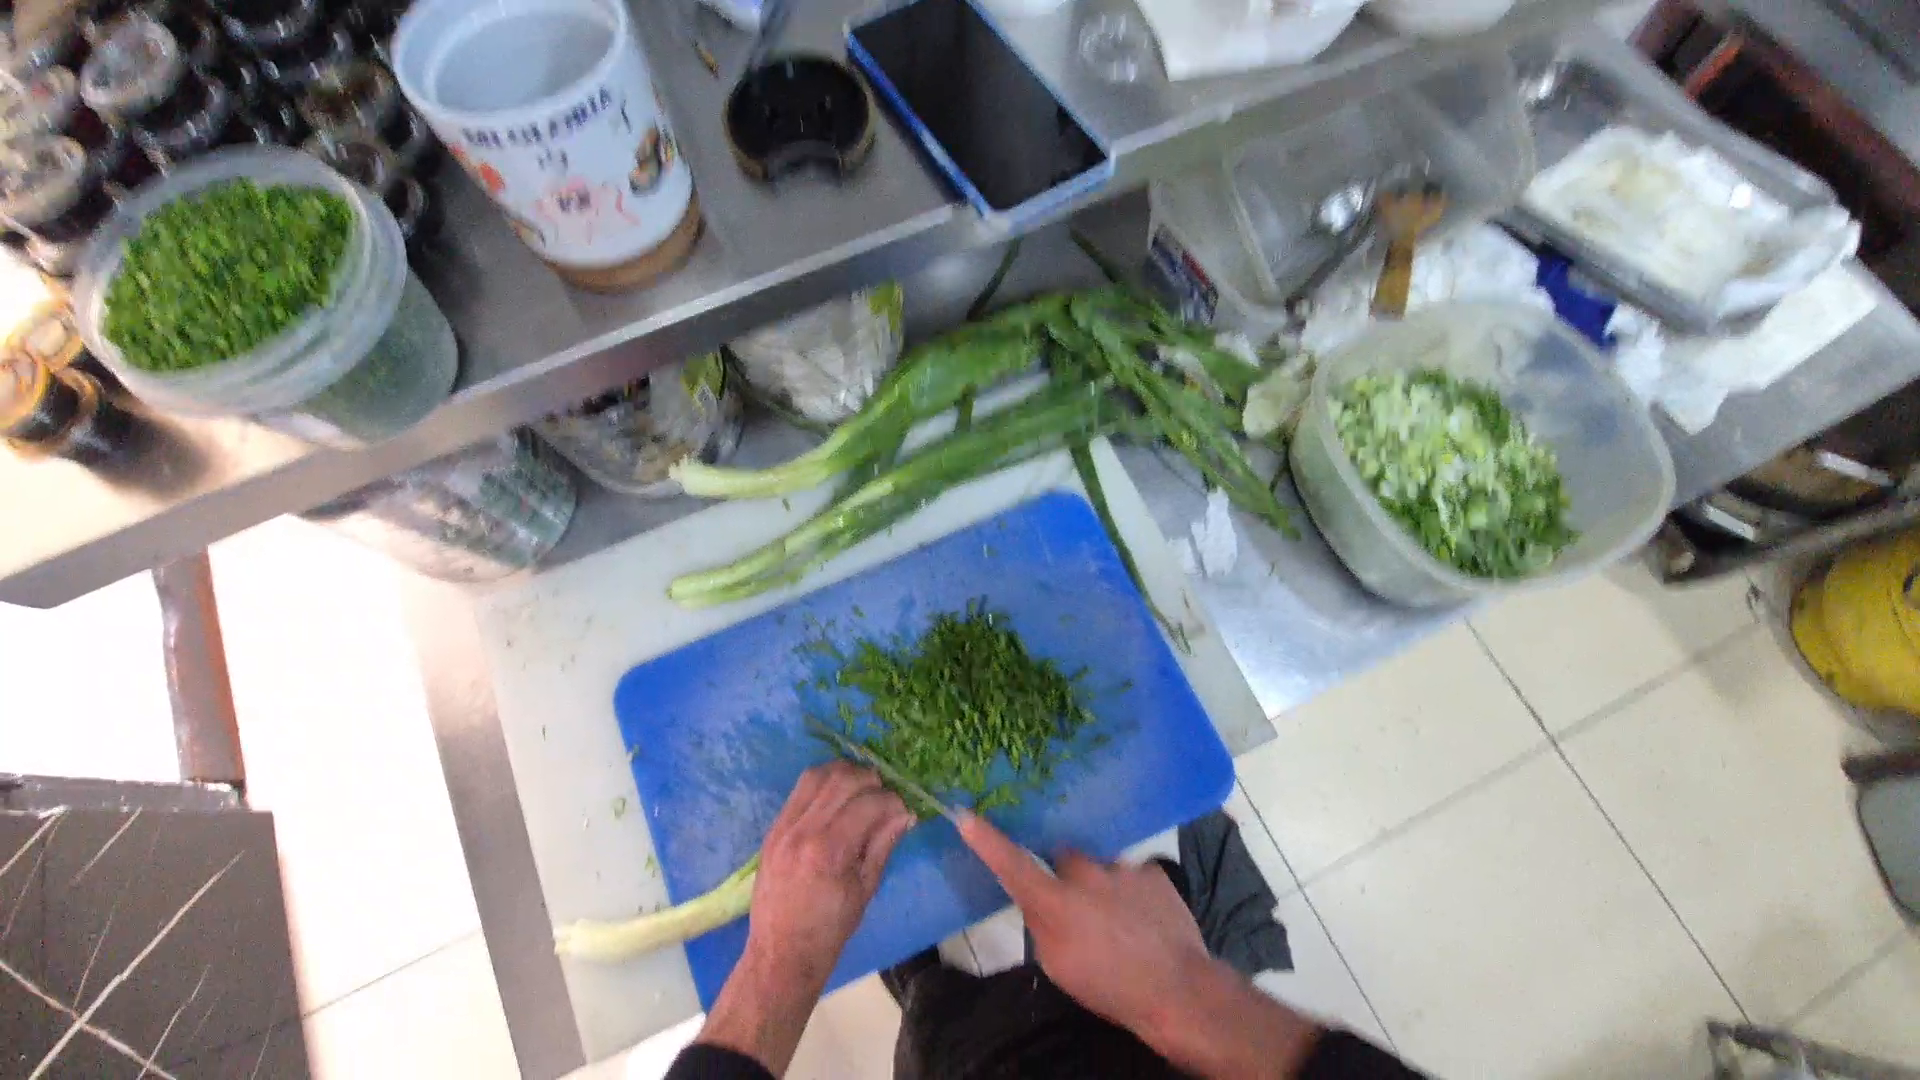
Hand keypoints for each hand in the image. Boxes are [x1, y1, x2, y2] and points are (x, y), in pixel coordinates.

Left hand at [700, 763, 915, 1073]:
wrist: (781, 954)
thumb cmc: (830, 929)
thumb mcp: (865, 888)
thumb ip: (883, 844)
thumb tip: (906, 813)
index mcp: (829, 851)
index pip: (869, 803)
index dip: (893, 801)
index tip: (902, 810)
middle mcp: (803, 831)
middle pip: (842, 779)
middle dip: (870, 780)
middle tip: (883, 795)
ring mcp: (783, 827)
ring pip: (816, 775)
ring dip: (843, 774)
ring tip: (860, 788)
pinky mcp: (772, 829)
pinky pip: (799, 791)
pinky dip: (822, 785)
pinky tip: (836, 797)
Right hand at [957, 812, 1209, 1032]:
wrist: (1177, 989)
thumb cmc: (1108, 986)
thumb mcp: (1058, 964)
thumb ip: (1042, 924)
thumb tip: (1039, 901)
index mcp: (1055, 900)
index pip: (1011, 863)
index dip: (986, 840)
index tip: (965, 815)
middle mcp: (1085, 872)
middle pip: (1063, 856)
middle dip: (1065, 873)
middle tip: (1077, 905)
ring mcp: (1121, 866)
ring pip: (1099, 864)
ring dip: (1100, 883)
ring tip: (1118, 917)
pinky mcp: (1151, 869)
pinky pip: (1130, 872)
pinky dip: (1131, 890)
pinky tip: (1142, 916)